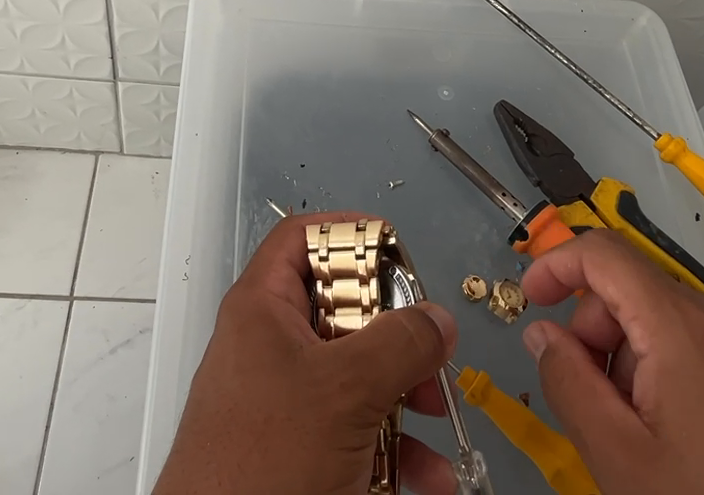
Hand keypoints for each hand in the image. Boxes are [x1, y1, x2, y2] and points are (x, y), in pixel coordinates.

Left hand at [153, 213, 461, 494]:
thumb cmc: (269, 458)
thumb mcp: (345, 391)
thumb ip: (399, 344)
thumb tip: (438, 318)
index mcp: (264, 307)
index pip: (304, 238)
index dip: (350, 233)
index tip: (399, 255)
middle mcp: (271, 344)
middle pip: (342, 308)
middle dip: (395, 333)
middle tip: (430, 352)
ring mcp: (283, 399)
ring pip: (355, 374)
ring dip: (403, 396)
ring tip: (436, 417)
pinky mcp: (296, 448)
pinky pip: (352, 427)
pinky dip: (391, 445)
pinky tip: (425, 475)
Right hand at [520, 230, 703, 494]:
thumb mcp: (621, 458)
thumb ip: (568, 383)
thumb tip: (543, 332)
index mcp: (682, 326)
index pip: (604, 254)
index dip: (556, 264)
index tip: (530, 301)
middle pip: (633, 289)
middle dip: (595, 331)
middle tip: (592, 400)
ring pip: (666, 320)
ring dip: (631, 357)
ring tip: (641, 433)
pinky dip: (669, 369)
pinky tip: (680, 436)